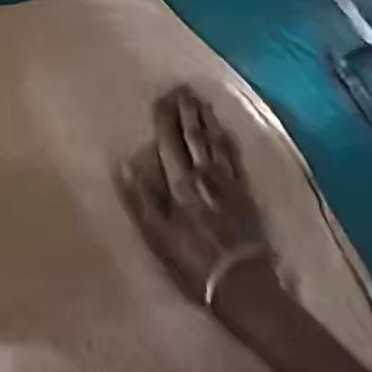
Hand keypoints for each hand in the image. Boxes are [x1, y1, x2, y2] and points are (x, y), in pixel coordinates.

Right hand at [118, 84, 272, 305]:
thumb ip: (142, 198)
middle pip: (193, 135)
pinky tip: (225, 129)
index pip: (169, 141)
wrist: (243, 283)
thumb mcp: (158, 235)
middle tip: (182, 88)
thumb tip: (126, 163)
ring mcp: (227, 181)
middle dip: (186, 111)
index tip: (161, 97)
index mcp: (180, 182)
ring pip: (215, 140)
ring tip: (200, 100)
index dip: (165, 118)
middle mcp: (203, 174)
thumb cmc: (193, 262)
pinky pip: (234, 156)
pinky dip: (228, 139)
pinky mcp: (245, 192)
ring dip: (206, 118)